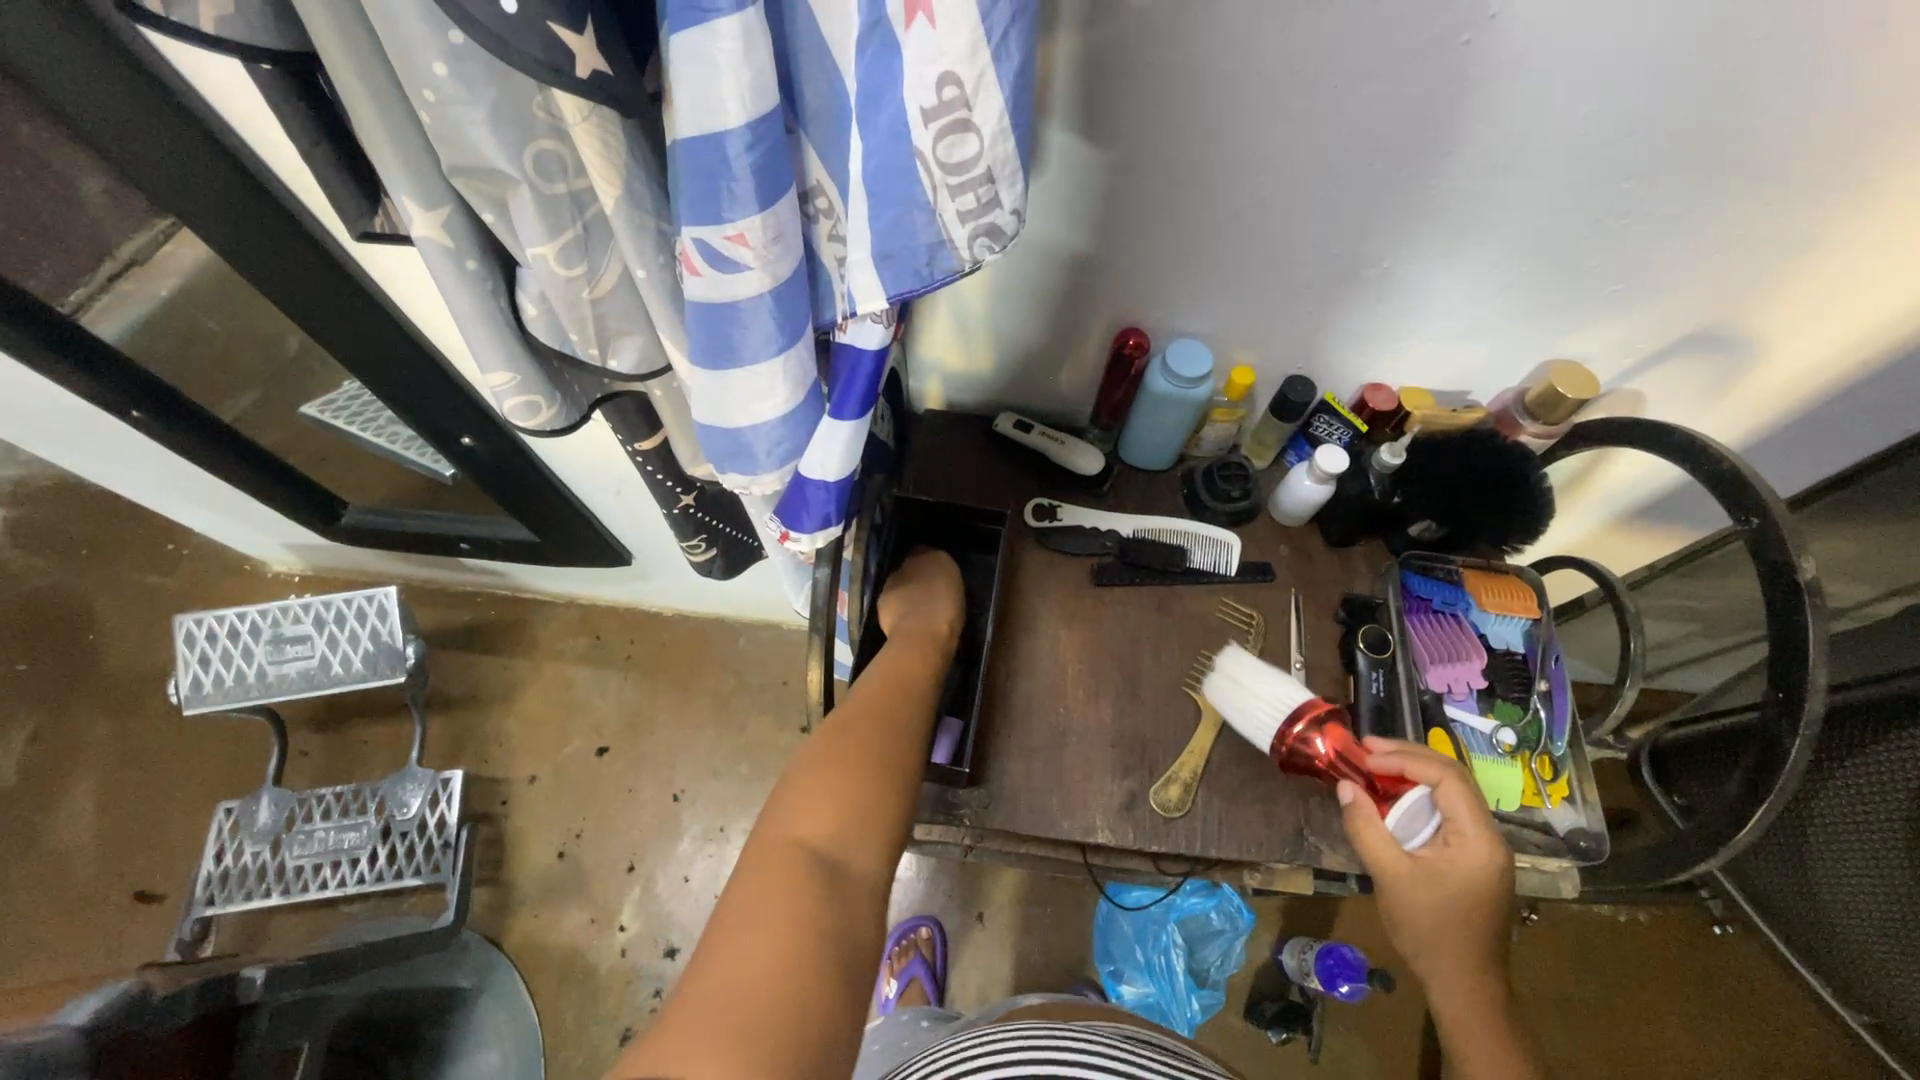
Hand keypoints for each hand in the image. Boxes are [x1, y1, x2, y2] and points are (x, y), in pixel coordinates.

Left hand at [876, 547, 963, 653]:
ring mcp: (893, 578)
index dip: (932, 565)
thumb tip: (940, 583)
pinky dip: (894, 606)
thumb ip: (946, 582)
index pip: (931, 552)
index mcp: (939, 557)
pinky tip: (902, 620)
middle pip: (912, 565)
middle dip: (916, 576)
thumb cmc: (950, 613)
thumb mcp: (959, 594)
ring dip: (904, 591)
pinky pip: (889, 599)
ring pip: (898, 581)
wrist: (921, 633)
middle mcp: (912, 561)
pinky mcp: (881, 597)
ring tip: (913, 610)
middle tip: (926, 594)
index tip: (937, 577)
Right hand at [1338, 736, 1514, 1000]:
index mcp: (1478, 838)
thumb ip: (1366, 827)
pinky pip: (1449, 815)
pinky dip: (1419, 800)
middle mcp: (1490, 836)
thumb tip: (1345, 785)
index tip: (1365, 756)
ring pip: (1452, 795)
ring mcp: (1485, 849)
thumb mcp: (1389, 877)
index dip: (1404, 759)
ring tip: (1374, 766)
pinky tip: (1392, 800)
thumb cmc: (1428, 931)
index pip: (1447, 777)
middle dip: (1408, 757)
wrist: (1464, 985)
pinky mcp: (1475, 860)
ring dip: (1412, 776)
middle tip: (1366, 748)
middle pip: (1453, 778)